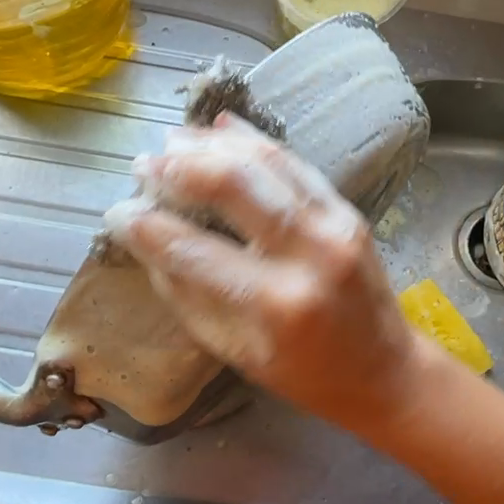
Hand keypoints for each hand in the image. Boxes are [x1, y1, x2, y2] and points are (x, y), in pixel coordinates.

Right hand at [104, 114, 425, 428]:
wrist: (385, 371)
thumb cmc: (306, 375)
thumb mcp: (238, 354)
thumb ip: (190, 299)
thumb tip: (148, 245)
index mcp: (278, 305)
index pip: (197, 253)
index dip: (149, 230)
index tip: (118, 214)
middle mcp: (311, 254)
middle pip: (236, 187)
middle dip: (180, 170)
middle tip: (143, 166)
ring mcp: (336, 225)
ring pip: (266, 163)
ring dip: (213, 147)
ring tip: (172, 141)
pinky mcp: (348, 210)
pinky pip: (295, 163)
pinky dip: (255, 142)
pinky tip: (222, 128)